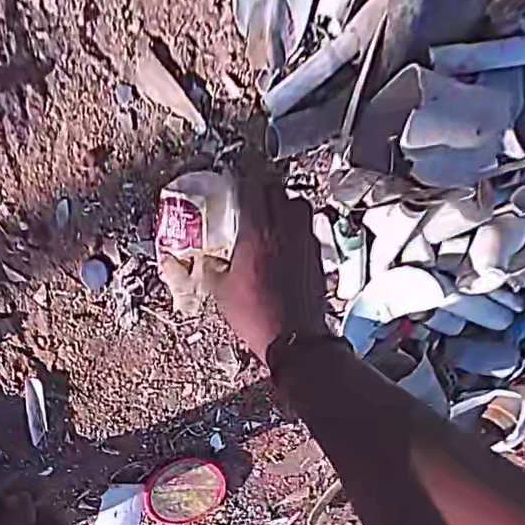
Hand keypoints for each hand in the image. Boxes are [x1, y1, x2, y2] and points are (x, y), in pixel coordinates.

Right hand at [213, 173, 329, 362]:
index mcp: (258, 232)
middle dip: (263, 190)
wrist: (295, 340)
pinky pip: (307, 228)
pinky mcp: (317, 255)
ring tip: (272, 216)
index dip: (240, 184)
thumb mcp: (222, 292)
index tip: (233, 187)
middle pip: (277, 190)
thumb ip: (213, 268)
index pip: (251, 189)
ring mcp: (305, 240)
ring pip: (298, 204)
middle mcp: (285, 229)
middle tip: (252, 198)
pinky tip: (285, 242)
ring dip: (284, 204)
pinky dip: (296, 227)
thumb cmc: (257, 316)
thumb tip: (207, 260)